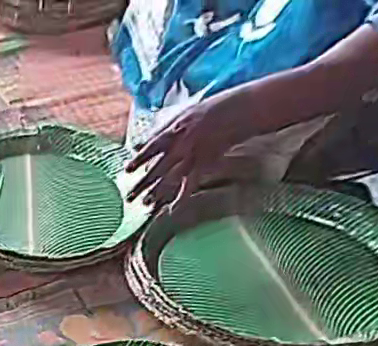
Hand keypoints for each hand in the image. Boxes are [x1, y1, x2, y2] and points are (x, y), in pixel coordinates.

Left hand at [125, 89, 258, 210]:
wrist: (251, 104)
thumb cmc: (226, 104)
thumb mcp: (197, 109)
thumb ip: (177, 123)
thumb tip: (164, 131)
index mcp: (178, 125)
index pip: (151, 145)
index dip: (138, 158)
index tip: (126, 170)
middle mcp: (181, 140)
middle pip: (156, 166)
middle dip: (141, 183)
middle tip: (128, 197)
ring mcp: (194, 151)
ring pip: (169, 177)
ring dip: (156, 192)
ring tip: (144, 204)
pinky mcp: (207, 160)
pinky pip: (190, 183)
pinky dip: (181, 197)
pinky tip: (172, 209)